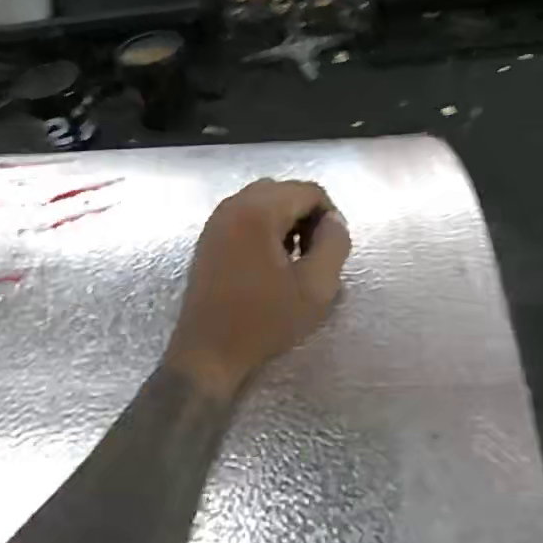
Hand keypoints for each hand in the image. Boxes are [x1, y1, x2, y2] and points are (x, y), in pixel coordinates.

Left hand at [165, 179, 350, 399]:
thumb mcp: (315, 287)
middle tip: (313, 256)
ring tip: (293, 261)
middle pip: (285, 191)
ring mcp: (217, 219)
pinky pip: (245, 215)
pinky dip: (264, 229)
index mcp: (258, 210)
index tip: (331, 251)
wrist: (208, 351)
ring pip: (265, 201)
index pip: (308, 191)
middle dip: (306, 217)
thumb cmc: (263, 320)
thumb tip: (333, 220)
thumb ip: (334, 244)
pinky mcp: (209, 236)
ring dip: (286, 222)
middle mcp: (233, 204)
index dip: (329, 216)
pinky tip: (269, 264)